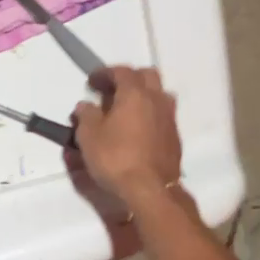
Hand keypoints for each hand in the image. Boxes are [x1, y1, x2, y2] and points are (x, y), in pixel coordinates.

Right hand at [72, 67, 183, 201]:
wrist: (149, 188)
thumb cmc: (115, 158)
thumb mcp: (88, 137)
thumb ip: (86, 115)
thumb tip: (86, 105)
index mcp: (134, 94)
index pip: (122, 71)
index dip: (105, 73)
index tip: (91, 82)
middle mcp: (156, 100)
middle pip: (147, 76)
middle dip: (129, 78)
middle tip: (112, 91)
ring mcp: (169, 118)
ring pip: (159, 94)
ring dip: (143, 95)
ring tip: (126, 109)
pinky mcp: (174, 136)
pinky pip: (162, 115)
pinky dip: (149, 114)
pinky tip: (137, 130)